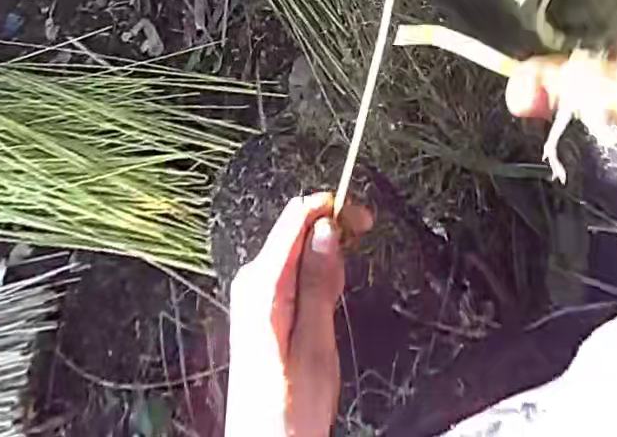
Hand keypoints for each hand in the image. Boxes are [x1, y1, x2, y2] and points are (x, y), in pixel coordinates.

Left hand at [224, 192, 372, 436]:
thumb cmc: (289, 410)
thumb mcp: (314, 346)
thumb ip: (318, 283)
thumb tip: (326, 228)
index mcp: (262, 284)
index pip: (295, 218)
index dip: (330, 208)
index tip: (363, 218)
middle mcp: (253, 279)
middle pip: (296, 230)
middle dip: (331, 235)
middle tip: (357, 260)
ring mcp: (255, 292)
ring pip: (297, 251)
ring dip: (325, 259)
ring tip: (338, 298)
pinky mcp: (262, 305)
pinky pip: (292, 272)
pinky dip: (315, 276)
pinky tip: (325, 303)